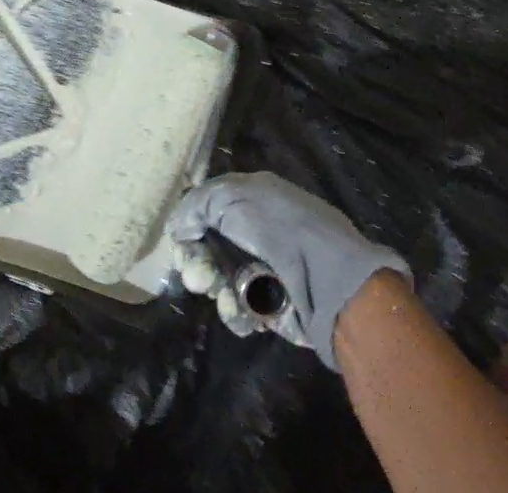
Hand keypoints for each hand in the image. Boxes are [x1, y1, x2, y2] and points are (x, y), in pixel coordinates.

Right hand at [167, 171, 409, 368]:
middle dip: (197, 263)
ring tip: (227, 295)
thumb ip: (195, 206)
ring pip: (219, 280)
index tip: (183, 244)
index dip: (190, 228)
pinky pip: (240, 308)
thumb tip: (179, 228)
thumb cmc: (279, 229)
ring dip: (216, 289)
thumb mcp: (230, 197)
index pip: (206, 212)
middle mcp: (258, 232)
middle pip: (208, 248)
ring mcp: (266, 269)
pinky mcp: (273, 303)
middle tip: (201, 276)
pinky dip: (236, 311)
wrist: (328, 279)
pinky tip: (245, 311)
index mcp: (253, 199)